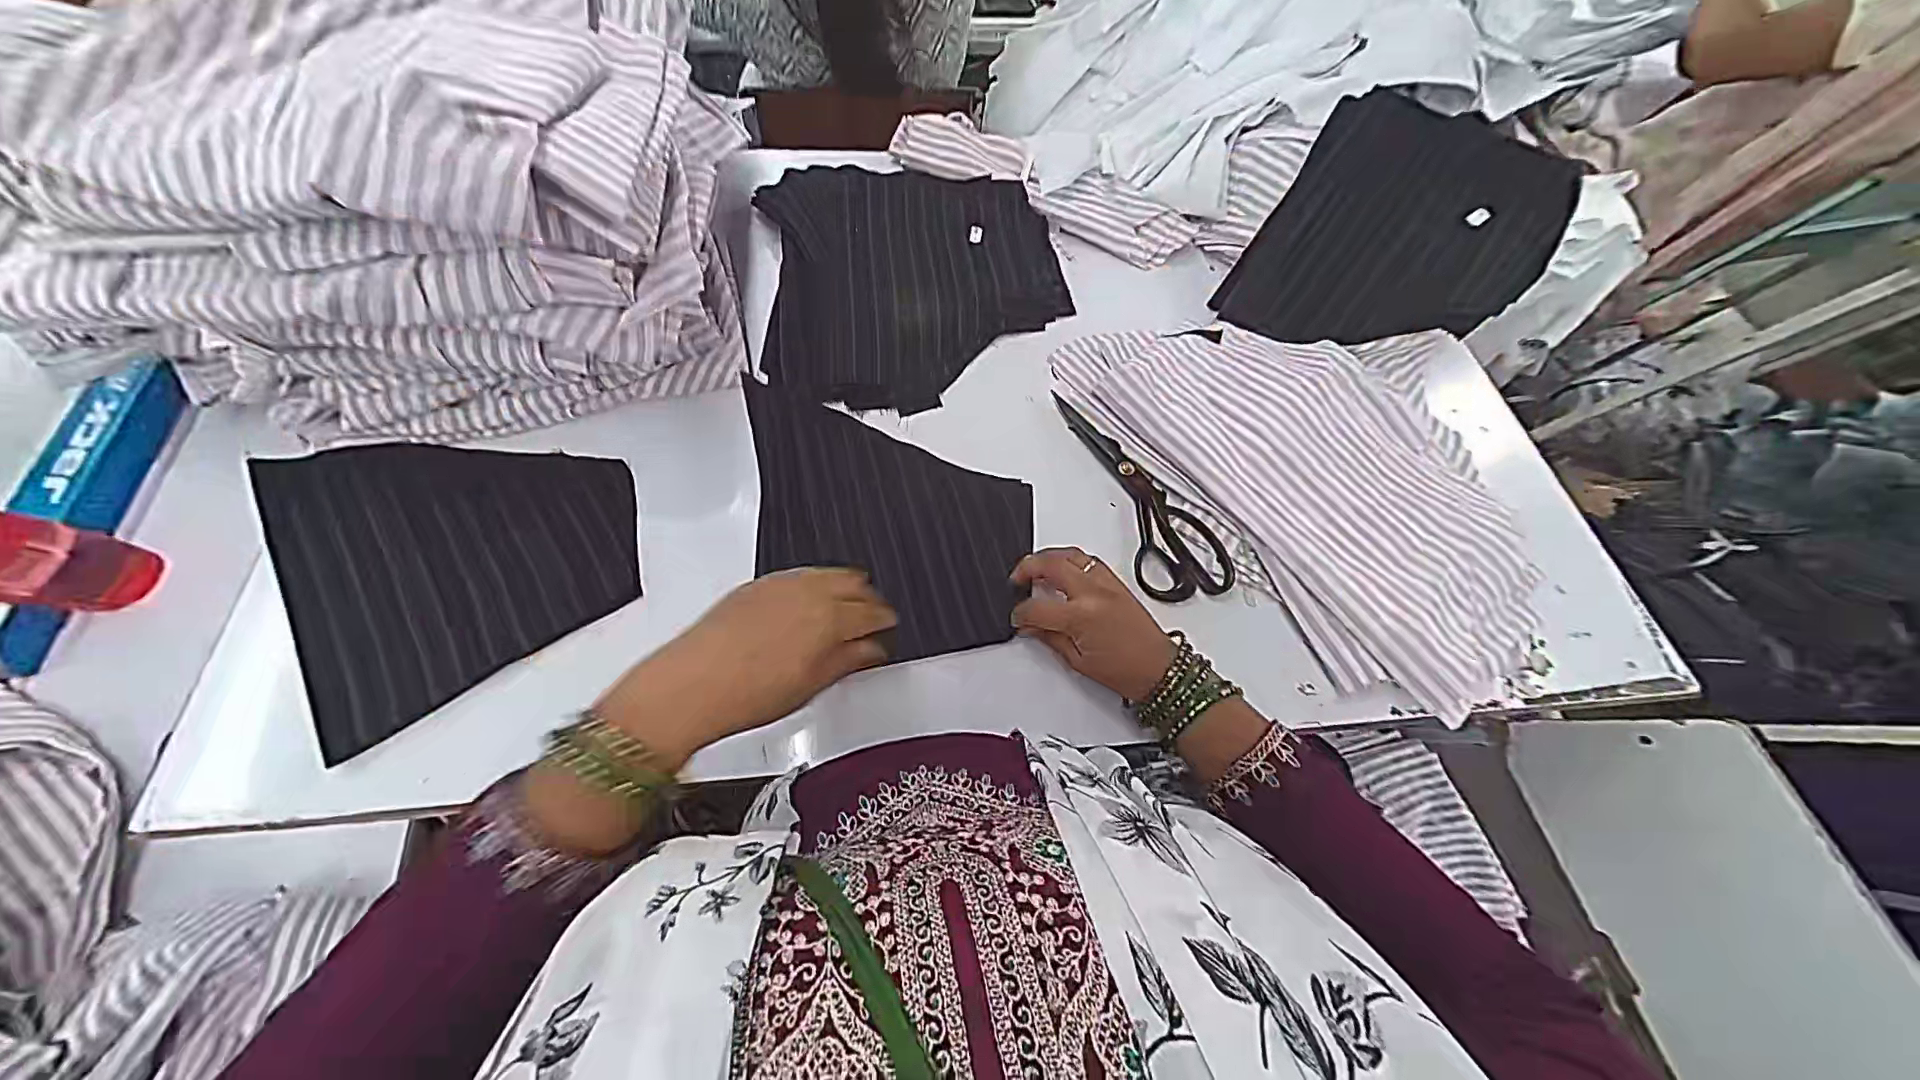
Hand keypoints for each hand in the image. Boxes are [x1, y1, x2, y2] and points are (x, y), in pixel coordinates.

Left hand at [597, 568, 897, 765]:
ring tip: (846, 605)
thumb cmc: (745, 694)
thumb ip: (848, 660)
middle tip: (873, 614)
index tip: (887, 625)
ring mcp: (780, 585)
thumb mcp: (812, 685)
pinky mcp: (757, 584)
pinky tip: (810, 599)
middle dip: (870, 598)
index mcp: (829, 619)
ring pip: (828, 573)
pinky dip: (815, 582)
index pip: (873, 612)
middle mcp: (807, 593)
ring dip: (845, 585)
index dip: (885, 619)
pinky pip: (800, 573)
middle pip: (855, 584)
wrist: (690, 687)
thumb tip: (870, 651)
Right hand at [1011, 547, 1176, 700]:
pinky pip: (1089, 560)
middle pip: (1049, 565)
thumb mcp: (1077, 660)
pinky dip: (1071, 560)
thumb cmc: (1126, 670)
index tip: (1017, 617)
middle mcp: (1093, 593)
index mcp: (1080, 616)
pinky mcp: (1117, 583)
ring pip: (1070, 554)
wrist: (1159, 670)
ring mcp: (1106, 584)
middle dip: (1026, 569)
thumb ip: (1048, 637)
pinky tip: (1063, 570)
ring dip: (1048, 558)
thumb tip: (1030, 626)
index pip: (1036, 607)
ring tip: (1036, 569)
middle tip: (1016, 579)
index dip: (1020, 613)